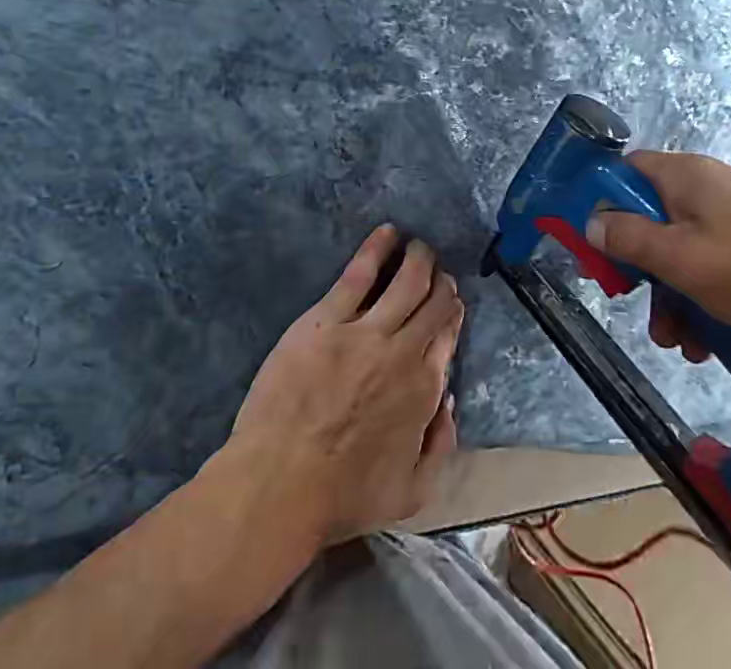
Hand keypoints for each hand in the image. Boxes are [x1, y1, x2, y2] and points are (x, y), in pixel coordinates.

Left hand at [220, 224, 462, 546]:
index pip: (448, 335)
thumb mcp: (412, 490)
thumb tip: (447, 400)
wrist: (278, 487)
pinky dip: (378, 250)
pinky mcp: (325, 321)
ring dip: (419, 259)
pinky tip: (387, 233)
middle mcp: (404, 351)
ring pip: (406, 281)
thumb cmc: (343, 495)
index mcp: (425, 387)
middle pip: (435, 302)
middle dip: (442, 282)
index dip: (452, 314)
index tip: (451, 304)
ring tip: (420, 246)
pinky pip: (359, 275)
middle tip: (438, 273)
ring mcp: (365, 331)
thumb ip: (441, 443)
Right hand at [585, 151, 730, 357]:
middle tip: (639, 309)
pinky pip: (717, 268)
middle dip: (641, 271)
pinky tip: (714, 341)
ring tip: (684, 344)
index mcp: (684, 178)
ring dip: (674, 298)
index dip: (600, 205)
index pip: (623, 172)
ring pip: (684, 252)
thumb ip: (631, 239)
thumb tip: (592, 219)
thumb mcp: (684, 260)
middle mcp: (708, 189)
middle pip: (651, 219)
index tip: (592, 249)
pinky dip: (707, 301)